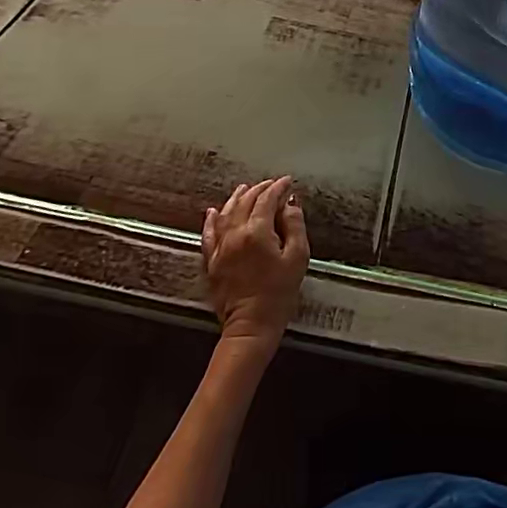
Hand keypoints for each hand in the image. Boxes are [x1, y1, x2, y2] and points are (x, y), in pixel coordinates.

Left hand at [201, 176, 309, 354]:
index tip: (287, 182)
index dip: (278, 188)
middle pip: (245, 202)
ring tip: (245, 189)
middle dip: (260, 190)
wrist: (251, 325)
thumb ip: (295, 226)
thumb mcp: (298, 257)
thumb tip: (291, 204)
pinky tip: (213, 211)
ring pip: (226, 214)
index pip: (267, 200)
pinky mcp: (211, 262)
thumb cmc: (278, 294)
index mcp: (256, 232)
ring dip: (237, 198)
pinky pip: (208, 234)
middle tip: (272, 185)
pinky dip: (211, 220)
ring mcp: (220, 248)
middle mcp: (234, 235)